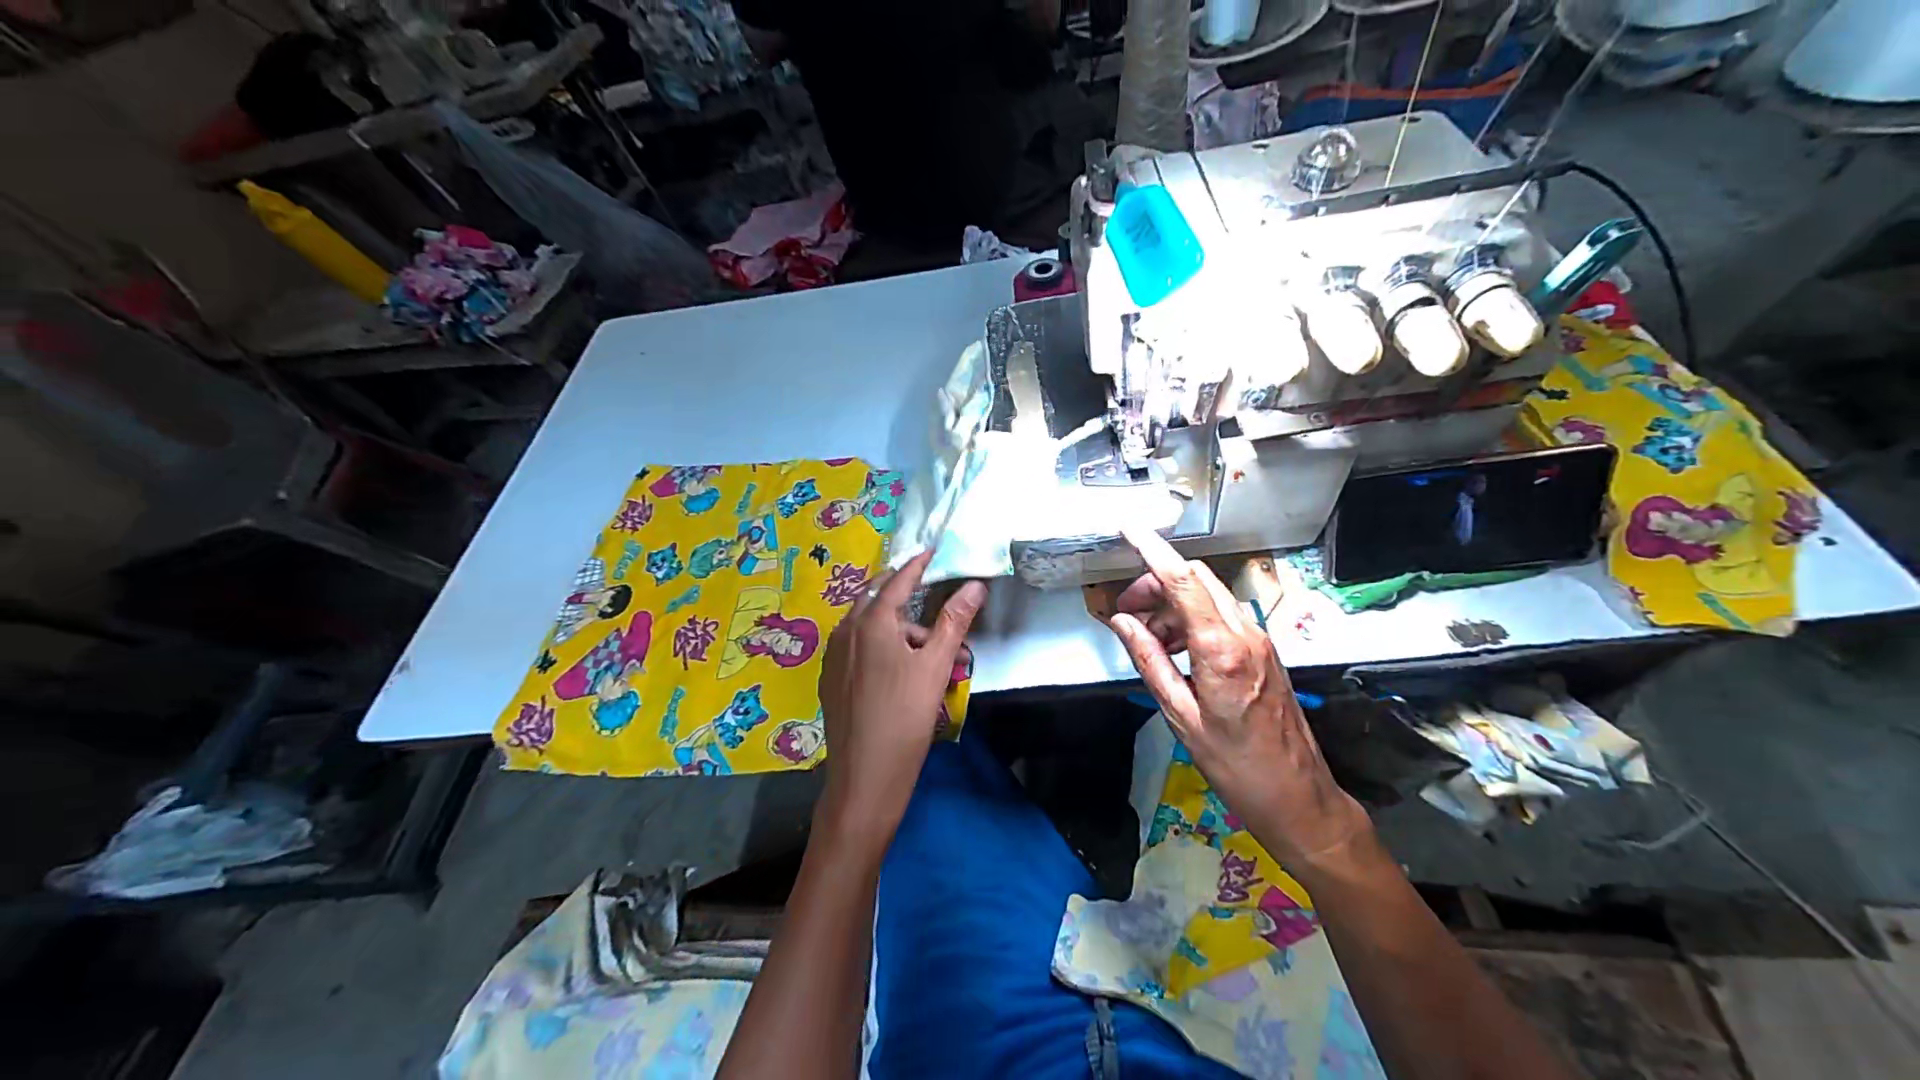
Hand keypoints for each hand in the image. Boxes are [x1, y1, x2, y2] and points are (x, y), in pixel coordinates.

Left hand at [817, 551, 986, 844]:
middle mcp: (846, 632)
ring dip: (905, 636)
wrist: (865, 777)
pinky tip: (906, 675)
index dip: (918, 565)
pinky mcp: (832, 680)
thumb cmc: (906, 717)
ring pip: (873, 631)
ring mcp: (835, 657)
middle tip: (940, 614)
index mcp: (870, 622)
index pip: (898, 581)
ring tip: (939, 662)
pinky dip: (886, 651)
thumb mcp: (936, 666)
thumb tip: (974, 585)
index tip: (933, 551)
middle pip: (881, 603)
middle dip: (914, 605)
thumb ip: (954, 621)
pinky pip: (861, 651)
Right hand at [1107, 527, 1369, 869]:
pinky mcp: (1263, 651)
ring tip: (1147, 639)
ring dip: (1172, 605)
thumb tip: (1121, 624)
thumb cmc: (1237, 766)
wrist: (1297, 796)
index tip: (1130, 531)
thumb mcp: (1181, 715)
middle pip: (1195, 580)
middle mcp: (1245, 635)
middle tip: (1127, 611)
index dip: (1153, 550)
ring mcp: (1259, 640)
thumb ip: (1150, 660)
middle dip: (1155, 584)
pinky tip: (1174, 649)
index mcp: (1222, 650)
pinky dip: (1191, 621)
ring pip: (1207, 597)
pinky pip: (1220, 618)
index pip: (1183, 581)